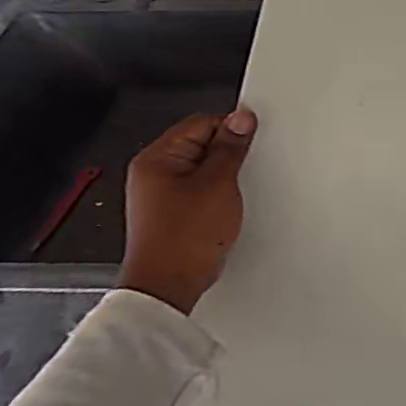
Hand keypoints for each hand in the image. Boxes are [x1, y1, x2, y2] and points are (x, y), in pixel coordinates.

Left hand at [117, 108, 256, 313]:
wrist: (169, 285)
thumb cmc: (183, 239)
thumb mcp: (218, 184)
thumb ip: (230, 148)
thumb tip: (240, 121)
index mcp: (157, 158)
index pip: (201, 123)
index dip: (230, 129)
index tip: (251, 140)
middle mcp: (154, 172)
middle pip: (201, 144)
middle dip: (227, 154)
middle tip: (241, 170)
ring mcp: (162, 193)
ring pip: (203, 167)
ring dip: (223, 175)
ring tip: (230, 193)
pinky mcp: (174, 210)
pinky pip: (201, 188)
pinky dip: (217, 192)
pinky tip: (226, 206)